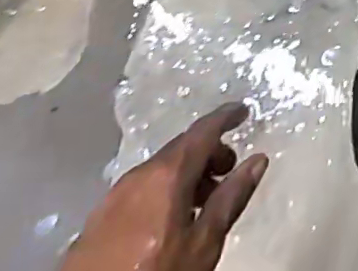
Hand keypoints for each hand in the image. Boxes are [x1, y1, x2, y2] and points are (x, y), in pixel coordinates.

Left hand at [61, 102, 267, 270]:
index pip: (202, 131)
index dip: (226, 117)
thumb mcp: (203, 246)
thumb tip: (258, 159)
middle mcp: (139, 174)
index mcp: (166, 174)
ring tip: (203, 203)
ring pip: (160, 169)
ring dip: (187, 173)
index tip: (244, 111)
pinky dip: (165, 190)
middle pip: (181, 148)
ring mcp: (115, 195)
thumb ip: (230, 199)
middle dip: (209, 151)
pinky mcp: (99, 218)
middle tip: (228, 172)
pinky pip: (142, 188)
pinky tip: (170, 220)